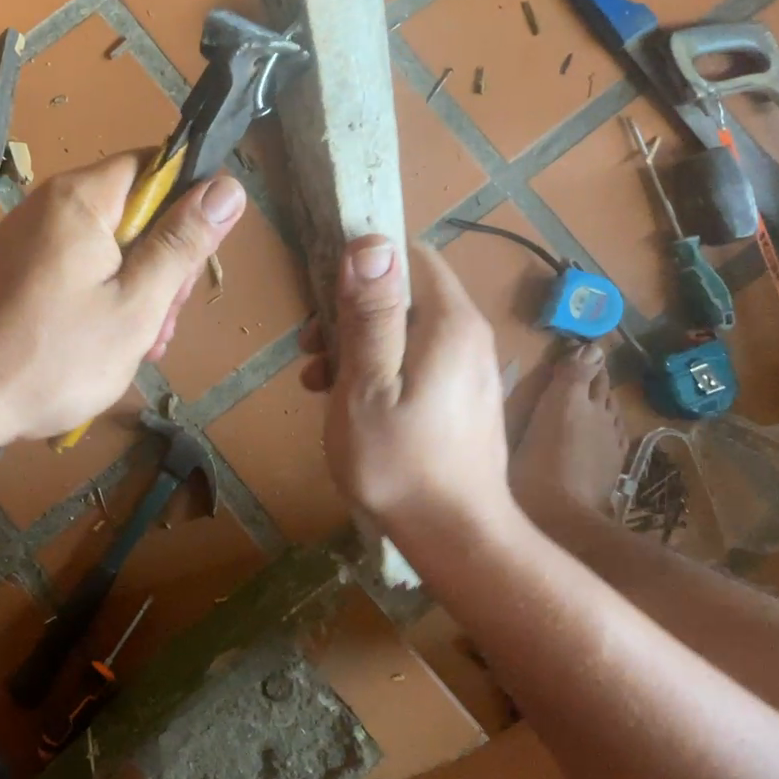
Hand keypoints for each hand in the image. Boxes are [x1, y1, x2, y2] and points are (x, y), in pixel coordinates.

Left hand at [0, 152, 245, 450]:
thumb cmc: (53, 358)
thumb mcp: (135, 306)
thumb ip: (181, 245)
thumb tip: (226, 186)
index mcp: (81, 199)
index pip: (153, 167)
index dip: (186, 209)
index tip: (190, 265)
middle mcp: (49, 208)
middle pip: (130, 213)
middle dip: (159, 266)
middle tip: (160, 326)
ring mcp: (27, 243)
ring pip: (106, 251)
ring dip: (133, 294)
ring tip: (136, 348)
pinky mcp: (15, 275)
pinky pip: (74, 274)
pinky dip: (97, 304)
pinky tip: (102, 346)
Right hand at [298, 236, 512, 528]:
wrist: (455, 535)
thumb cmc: (398, 461)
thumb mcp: (367, 385)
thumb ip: (370, 315)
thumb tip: (370, 243)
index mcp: (448, 324)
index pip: (409, 257)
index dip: (362, 263)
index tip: (320, 292)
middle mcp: (467, 336)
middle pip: (403, 296)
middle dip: (350, 312)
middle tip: (310, 349)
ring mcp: (468, 370)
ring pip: (404, 332)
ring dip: (356, 346)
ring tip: (318, 383)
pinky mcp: (462, 399)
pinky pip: (415, 363)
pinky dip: (378, 371)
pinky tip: (349, 404)